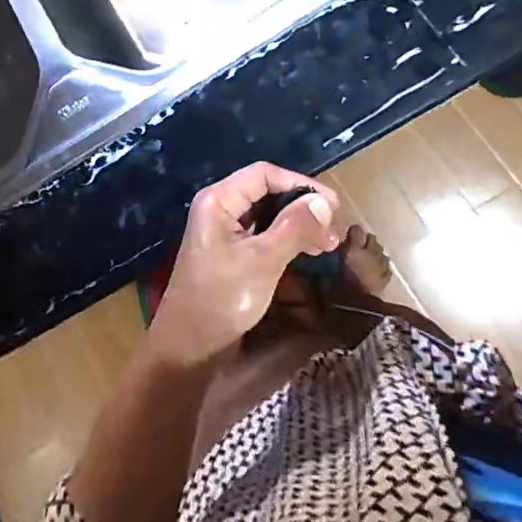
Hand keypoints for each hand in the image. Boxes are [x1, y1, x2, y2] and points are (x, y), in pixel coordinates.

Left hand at [147, 162, 340, 367]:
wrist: (189, 347)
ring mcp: (224, 229)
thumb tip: (325, 202)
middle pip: (268, 191)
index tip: (332, 205)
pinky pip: (263, 232)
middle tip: (333, 231)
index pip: (264, 174)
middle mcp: (220, 207)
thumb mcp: (263, 261)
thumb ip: (294, 227)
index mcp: (219, 200)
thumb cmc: (222, 299)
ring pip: (269, 213)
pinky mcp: (231, 249)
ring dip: (299, 224)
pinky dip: (287, 238)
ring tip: (328, 244)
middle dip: (302, 206)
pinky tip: (309, 251)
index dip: (300, 183)